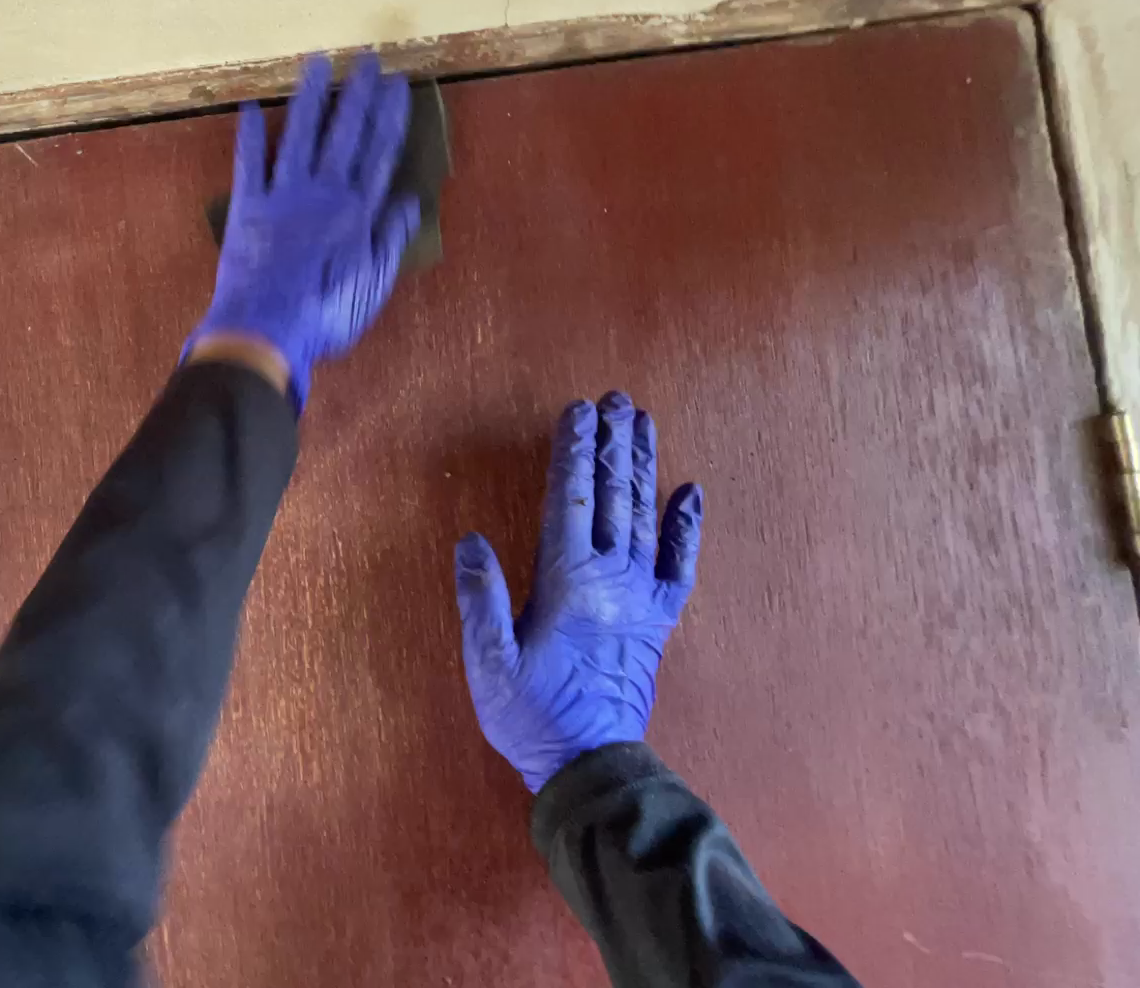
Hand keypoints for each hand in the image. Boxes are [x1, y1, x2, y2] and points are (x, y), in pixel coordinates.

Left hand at [187, 54, 421, 410]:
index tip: (397, 85)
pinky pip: (248, 164)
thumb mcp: (371, 287)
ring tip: (315, 61)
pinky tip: (248, 108)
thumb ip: (389, 241)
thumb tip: (410, 201)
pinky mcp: (247, 208)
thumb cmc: (324, 318)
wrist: (266, 331)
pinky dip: (248, 136)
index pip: (379, 155)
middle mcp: (323, 193)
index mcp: (357, 214)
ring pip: (299, 136)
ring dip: (308, 98)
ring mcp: (283, 197)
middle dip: (356, 95)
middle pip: (344, 135)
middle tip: (365, 57)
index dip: (389, 118)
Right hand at [455, 392, 705, 791]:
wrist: (590, 763)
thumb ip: (479, 595)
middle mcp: (611, 578)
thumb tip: (471, 540)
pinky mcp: (658, 621)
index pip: (570, 499)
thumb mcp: (488, 657)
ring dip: (643, 468)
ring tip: (643, 424)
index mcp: (567, 580)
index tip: (577, 412)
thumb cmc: (529, 710)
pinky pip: (681, 566)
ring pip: (645, 517)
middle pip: (613, 497)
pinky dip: (687, 528)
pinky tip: (691, 494)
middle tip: (617, 400)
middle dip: (612, 445)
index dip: (572, 453)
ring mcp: (642, 598)